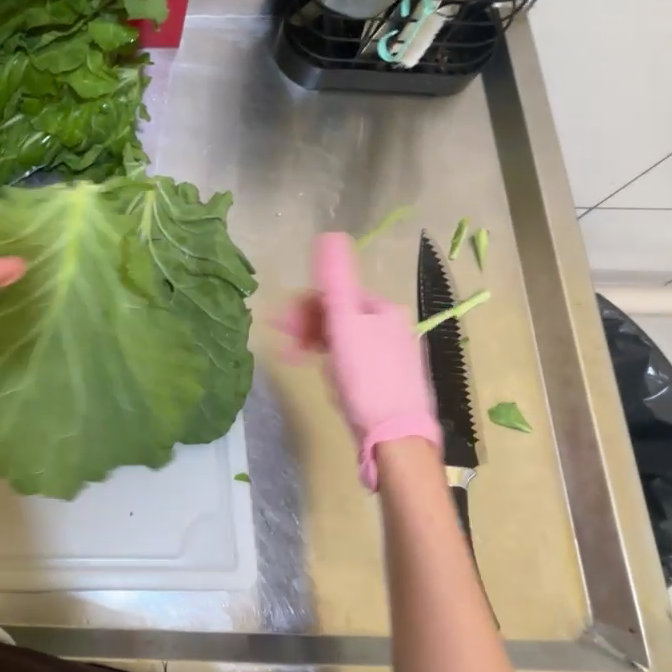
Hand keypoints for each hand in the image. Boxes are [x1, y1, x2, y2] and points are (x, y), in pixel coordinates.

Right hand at [284, 232, 441, 489]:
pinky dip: (332, 362)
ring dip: (315, 344)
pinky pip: (351, 361)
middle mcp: (391, 328)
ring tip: (294, 361)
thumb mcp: (344, 324)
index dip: (302, 306)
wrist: (395, 437)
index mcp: (382, 310)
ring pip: (343, 339)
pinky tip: (324, 377)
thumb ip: (335, 280)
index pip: (334, 295)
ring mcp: (391, 356)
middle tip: (280, 343)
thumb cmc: (366, 379)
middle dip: (306, 325)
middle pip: (338, 315)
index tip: (276, 325)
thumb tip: (330, 234)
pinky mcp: (386, 383)